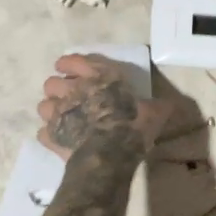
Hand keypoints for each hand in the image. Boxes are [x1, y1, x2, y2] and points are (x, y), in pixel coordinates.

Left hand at [35, 54, 170, 160]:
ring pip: (43, 106)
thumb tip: (172, 104)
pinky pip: (44, 133)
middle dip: (59, 89)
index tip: (69, 68)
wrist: (109, 154)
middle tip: (70, 97)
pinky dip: (51, 135)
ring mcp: (58, 113)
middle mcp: (72, 90)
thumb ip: (159, 106)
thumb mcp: (155, 112)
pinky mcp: (51, 135)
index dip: (70, 64)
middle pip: (52, 83)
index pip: (74, 61)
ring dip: (52, 110)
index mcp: (96, 77)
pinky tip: (61, 140)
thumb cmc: (132, 126)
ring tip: (63, 118)